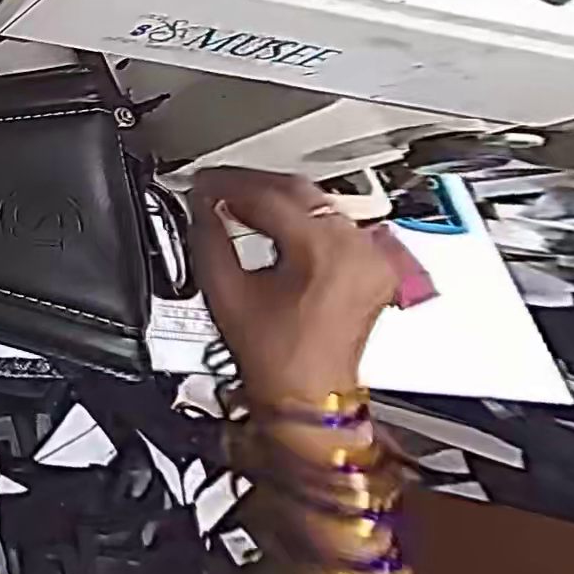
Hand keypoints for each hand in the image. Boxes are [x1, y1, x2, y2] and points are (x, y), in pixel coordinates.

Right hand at [189, 168, 401, 404]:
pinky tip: (266, 215)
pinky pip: (331, 220)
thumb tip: (201, 204)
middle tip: (213, 184)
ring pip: (315, 200)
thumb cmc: (273, 352)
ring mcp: (371, 258)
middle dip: (247, 183)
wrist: (308, 391)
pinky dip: (294, 212)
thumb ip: (208, 234)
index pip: (267, 195)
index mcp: (324, 254)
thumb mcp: (223, 286)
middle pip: (297, 190)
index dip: (225, 184)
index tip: (201, 183)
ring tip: (233, 197)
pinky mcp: (373, 264)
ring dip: (269, 195)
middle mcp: (358, 251)